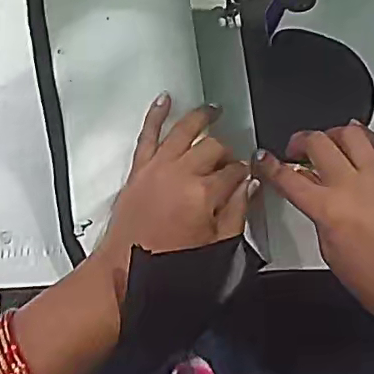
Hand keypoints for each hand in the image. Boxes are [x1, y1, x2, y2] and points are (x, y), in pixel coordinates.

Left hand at [90, 94, 253, 295]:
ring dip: (201, 117)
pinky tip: (165, 100)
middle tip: (231, 159)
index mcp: (203, 195)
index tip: (247, 175)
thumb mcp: (216, 249)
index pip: (234, 172)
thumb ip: (236, 213)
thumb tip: (249, 188)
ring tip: (213, 110)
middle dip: (227, 151)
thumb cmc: (166, 268)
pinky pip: (148, 133)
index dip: (245, 173)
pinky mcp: (138, 168)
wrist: (124, 273)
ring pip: (184, 130)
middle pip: (213, 148)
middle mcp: (179, 174)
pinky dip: (156, 113)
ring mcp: (157, 168)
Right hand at [257, 123, 373, 347]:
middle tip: (293, 150)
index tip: (264, 158)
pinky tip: (354, 142)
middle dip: (298, 141)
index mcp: (329, 209)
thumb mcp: (329, 252)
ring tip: (324, 143)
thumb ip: (316, 216)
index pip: (288, 176)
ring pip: (348, 132)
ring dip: (330, 134)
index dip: (269, 164)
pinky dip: (361, 137)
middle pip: (316, 141)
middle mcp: (353, 186)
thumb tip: (310, 196)